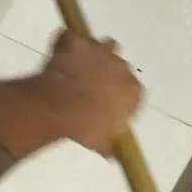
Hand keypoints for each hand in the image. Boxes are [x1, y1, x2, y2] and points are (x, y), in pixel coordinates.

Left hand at [28, 31, 142, 153]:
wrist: (58, 105)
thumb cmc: (84, 127)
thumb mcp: (102, 143)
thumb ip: (109, 143)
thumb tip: (111, 154)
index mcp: (133, 90)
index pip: (131, 90)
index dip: (117, 94)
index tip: (105, 101)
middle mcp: (121, 66)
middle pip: (117, 65)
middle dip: (105, 72)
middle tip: (88, 84)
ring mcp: (98, 49)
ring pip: (101, 45)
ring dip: (92, 52)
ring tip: (77, 64)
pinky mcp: (75, 39)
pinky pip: (71, 36)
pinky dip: (65, 42)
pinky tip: (58, 52)